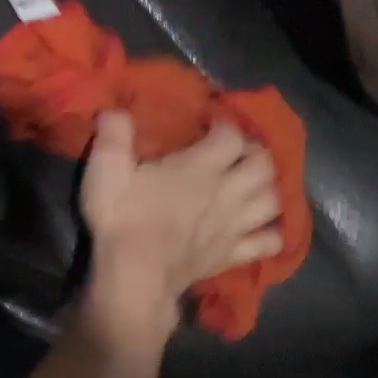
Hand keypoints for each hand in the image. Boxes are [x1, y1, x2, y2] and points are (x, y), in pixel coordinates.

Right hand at [79, 112, 283, 341]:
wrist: (137, 269)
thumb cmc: (120, 213)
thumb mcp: (104, 166)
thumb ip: (113, 134)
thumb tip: (117, 108)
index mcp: (197, 169)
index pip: (229, 140)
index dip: (227, 125)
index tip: (214, 117)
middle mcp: (227, 194)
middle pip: (262, 169)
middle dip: (257, 152)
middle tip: (241, 145)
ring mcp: (236, 226)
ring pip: (273, 202)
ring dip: (270, 186)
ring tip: (256, 180)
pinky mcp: (236, 253)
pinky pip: (270, 240)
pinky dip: (272, 229)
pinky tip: (263, 225)